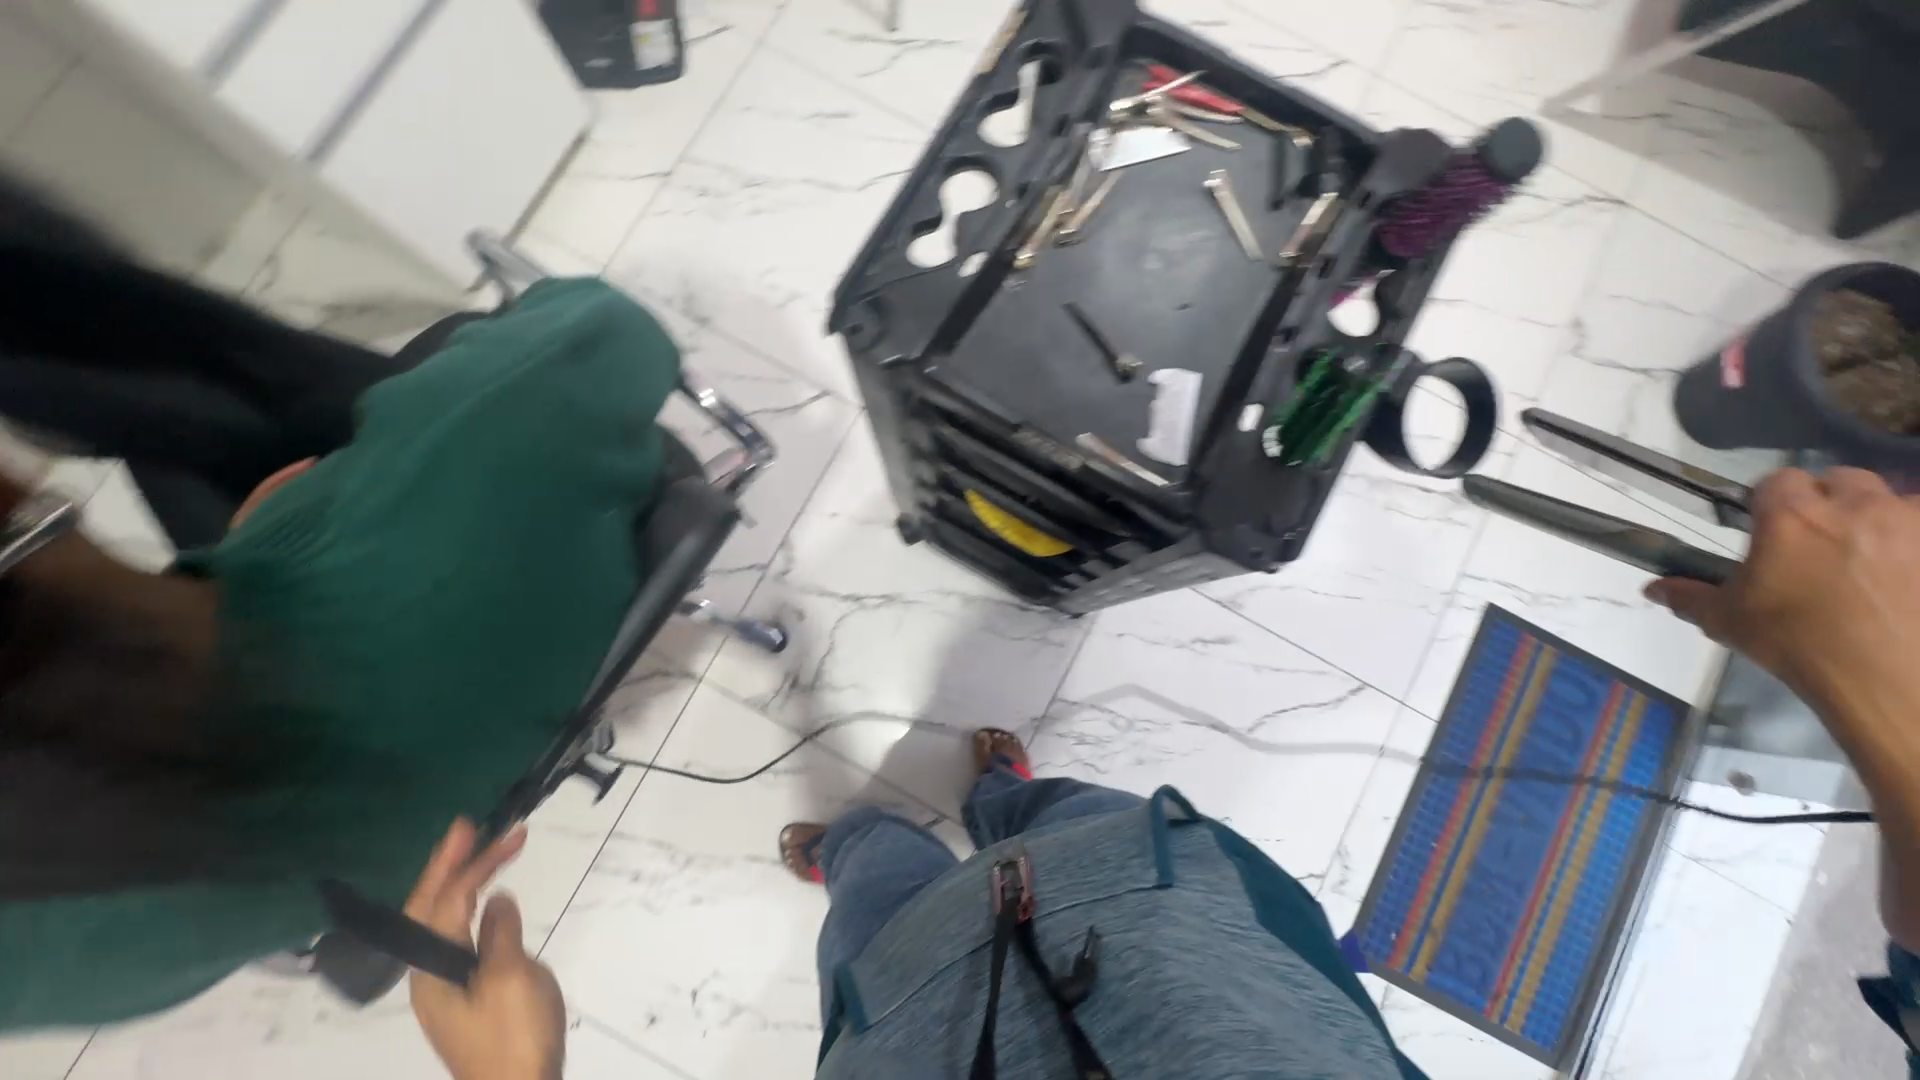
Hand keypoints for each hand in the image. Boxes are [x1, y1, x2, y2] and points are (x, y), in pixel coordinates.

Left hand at [405, 819, 565, 1079]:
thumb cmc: (513, 1036)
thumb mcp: (511, 979)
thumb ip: (501, 933)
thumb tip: (497, 901)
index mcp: (434, 972)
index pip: (446, 904)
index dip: (465, 863)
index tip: (481, 828)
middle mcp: (431, 977)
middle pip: (432, 911)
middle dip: (451, 867)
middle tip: (470, 829)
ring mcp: (448, 989)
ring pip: (445, 923)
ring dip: (463, 884)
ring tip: (485, 852)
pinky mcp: (468, 997)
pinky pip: (462, 938)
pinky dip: (474, 909)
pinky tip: (490, 902)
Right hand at [1643, 467, 1919, 761]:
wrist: (1888, 677)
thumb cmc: (1795, 640)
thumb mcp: (1727, 620)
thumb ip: (1689, 596)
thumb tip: (1653, 589)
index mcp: (1791, 517)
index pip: (1778, 479)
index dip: (1771, 498)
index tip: (1768, 524)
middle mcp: (1855, 508)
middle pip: (1844, 480)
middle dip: (1831, 500)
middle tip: (1820, 538)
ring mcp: (1913, 527)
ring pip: (1898, 502)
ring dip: (1883, 520)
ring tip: (1873, 557)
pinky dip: (1915, 547)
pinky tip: (1903, 577)